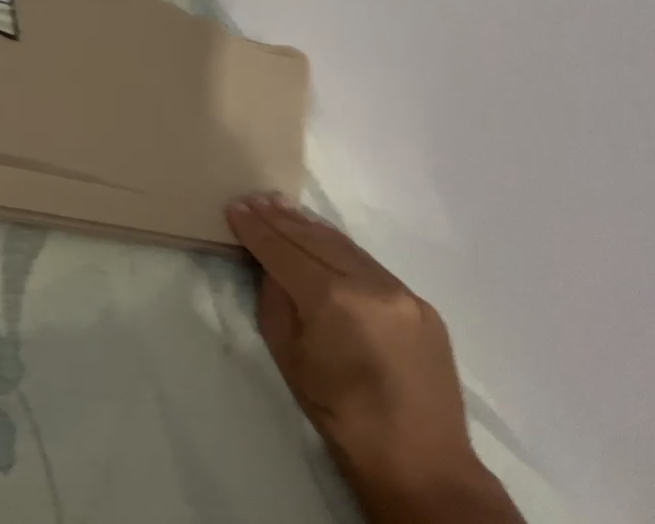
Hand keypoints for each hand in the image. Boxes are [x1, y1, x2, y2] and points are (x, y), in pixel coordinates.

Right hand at [226, 194, 511, 518]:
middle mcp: (372, 286)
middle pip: (316, 241)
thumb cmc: (337, 408)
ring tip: (281, 207)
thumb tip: (272, 267)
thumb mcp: (287, 351)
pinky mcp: (421, 306)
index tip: (233, 207)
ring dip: (310, 226)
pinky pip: (370, 265)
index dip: (255, 229)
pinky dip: (339, 247)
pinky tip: (322, 238)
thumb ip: (276, 300)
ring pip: (346, 247)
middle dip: (280, 219)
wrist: (418, 457)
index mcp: (333, 300)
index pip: (284, 251)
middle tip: (253, 198)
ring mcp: (403, 294)